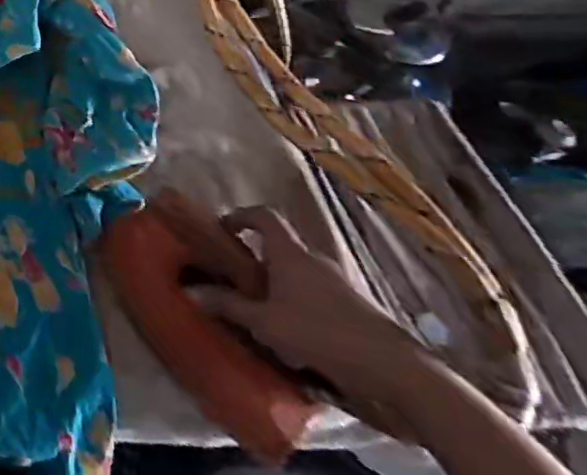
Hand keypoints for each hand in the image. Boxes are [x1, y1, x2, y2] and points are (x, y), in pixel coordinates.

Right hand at [191, 206, 429, 412]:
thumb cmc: (321, 333)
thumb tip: (190, 291)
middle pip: (281, 247)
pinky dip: (302, 305)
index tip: (222, 229)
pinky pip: (319, 295)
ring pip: (300, 274)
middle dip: (258, 260)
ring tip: (264, 312)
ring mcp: (341, 283)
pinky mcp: (358, 307)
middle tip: (238, 280)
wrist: (396, 370)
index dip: (241, 215)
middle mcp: (316, 259)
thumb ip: (228, 304)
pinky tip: (296, 334)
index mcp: (290, 252)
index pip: (264, 216)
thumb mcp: (265, 322)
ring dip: (280, 286)